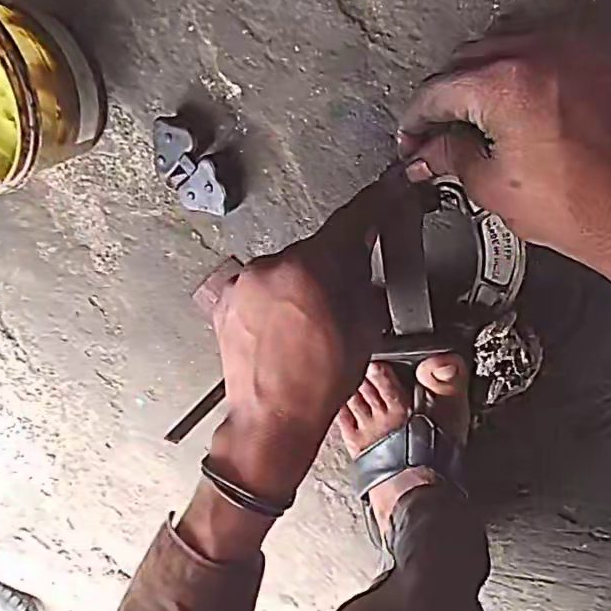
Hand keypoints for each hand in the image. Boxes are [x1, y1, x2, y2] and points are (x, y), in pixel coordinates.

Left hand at [203, 167, 401, 500]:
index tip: (384, 193)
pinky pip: (261, 288)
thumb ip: (361, 282)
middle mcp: (270, 268)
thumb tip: (359, 261)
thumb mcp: (362, 328)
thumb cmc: (315, 385)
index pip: (350, 222)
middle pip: (313, 251)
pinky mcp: (227, 301)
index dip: (374, 205)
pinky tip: (285, 330)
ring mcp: (243, 285)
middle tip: (340, 302)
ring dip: (300, 287)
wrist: (272, 418)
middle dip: (331, 268)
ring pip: (285, 270)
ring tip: (307, 329)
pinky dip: (275, 300)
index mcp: (308, 269)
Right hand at [399, 32, 610, 341]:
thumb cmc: (577, 205)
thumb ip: (451, 157)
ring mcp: (572, 52)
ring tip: (467, 122)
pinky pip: (539, 52)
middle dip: (442, 97)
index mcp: (504, 82)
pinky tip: (507, 108)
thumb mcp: (492, 186)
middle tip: (433, 134)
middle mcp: (539, 52)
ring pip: (502, 49)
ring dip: (476, 81)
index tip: (412, 140)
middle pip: (466, 61)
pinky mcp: (595, 62)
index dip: (416, 119)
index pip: (438, 89)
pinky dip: (514, 74)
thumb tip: (428, 152)